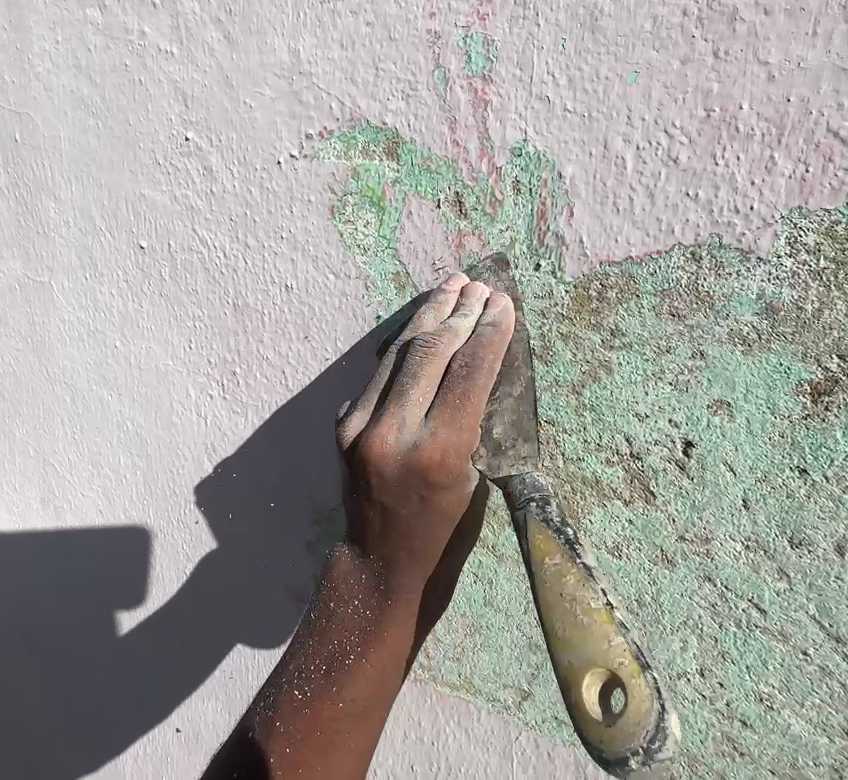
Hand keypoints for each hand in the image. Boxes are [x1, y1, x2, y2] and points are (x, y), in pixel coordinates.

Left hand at [335, 273, 515, 597]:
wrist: (381, 561)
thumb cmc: (445, 528)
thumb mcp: (473, 475)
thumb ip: (469, 417)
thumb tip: (474, 357)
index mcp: (440, 451)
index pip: (469, 372)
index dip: (489, 332)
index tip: (503, 303)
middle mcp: (395, 432)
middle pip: (432, 352)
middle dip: (459, 313)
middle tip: (479, 286)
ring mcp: (362, 426)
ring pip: (400, 354)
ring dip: (429, 316)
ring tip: (452, 286)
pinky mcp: (343, 424)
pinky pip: (380, 373)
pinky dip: (405, 345)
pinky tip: (422, 322)